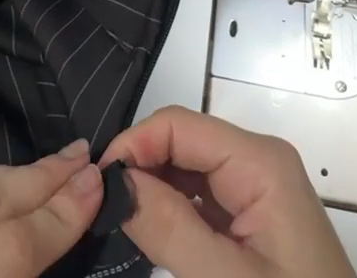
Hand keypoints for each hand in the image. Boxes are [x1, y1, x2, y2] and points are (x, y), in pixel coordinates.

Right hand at [100, 106, 354, 277]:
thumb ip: (169, 227)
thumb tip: (116, 178)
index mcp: (259, 161)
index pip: (178, 124)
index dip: (133, 145)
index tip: (96, 186)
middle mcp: (258, 160)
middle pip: (182, 140)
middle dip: (139, 165)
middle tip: (100, 208)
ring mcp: (257, 186)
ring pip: (187, 166)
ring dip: (151, 187)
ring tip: (117, 219)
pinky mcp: (252, 213)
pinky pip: (201, 193)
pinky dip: (171, 207)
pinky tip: (151, 231)